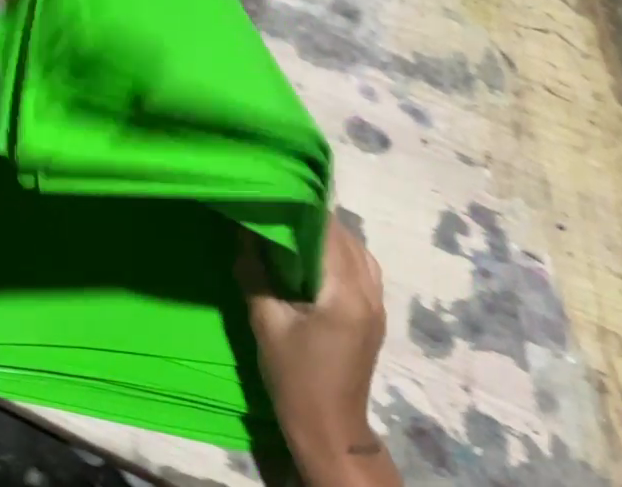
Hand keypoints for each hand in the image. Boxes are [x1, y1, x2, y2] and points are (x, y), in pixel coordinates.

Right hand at [243, 222, 397, 485]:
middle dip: (313, 218)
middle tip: (277, 207)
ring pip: (358, 250)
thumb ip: (254, 271)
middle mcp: (370, 292)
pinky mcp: (376, 314)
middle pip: (346, 237)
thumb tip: (243, 231)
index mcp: (345, 292)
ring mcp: (378, 304)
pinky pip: (362, 268)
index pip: (328, 231)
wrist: (329, 428)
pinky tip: (315, 257)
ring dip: (329, 235)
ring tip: (293, 228)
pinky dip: (340, 254)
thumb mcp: (265, 321)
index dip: (302, 208)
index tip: (273, 193)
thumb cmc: (294, 376)